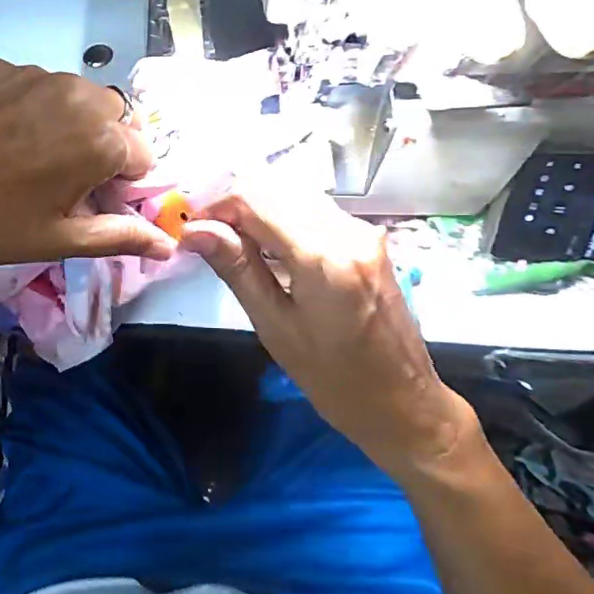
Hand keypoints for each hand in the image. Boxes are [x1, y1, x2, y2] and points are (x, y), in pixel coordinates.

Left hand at [0, 59, 173, 285]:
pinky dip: (21, 108)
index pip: (141, 155)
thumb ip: (119, 236)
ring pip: (67, 98)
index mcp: (100, 136)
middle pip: (108, 119)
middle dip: (96, 148)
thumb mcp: (54, 239)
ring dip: (60, 124)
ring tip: (14, 160)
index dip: (121, 183)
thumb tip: (168, 244)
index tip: (89, 202)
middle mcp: (72, 92)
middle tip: (54, 183)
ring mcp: (26, 72)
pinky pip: (24, 85)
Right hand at [179, 188, 479, 480]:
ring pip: (293, 195)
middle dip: (233, 207)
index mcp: (323, 258)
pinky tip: (266, 247)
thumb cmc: (332, 378)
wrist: (403, 403)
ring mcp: (363, 232)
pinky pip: (313, 211)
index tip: (191, 233)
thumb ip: (237, 269)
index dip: (215, 209)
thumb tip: (195, 230)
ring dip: (256, 210)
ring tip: (232, 244)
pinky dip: (281, 218)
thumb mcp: (274, 327)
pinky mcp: (368, 240)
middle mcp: (348, 232)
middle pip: (274, 190)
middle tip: (207, 239)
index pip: (254, 201)